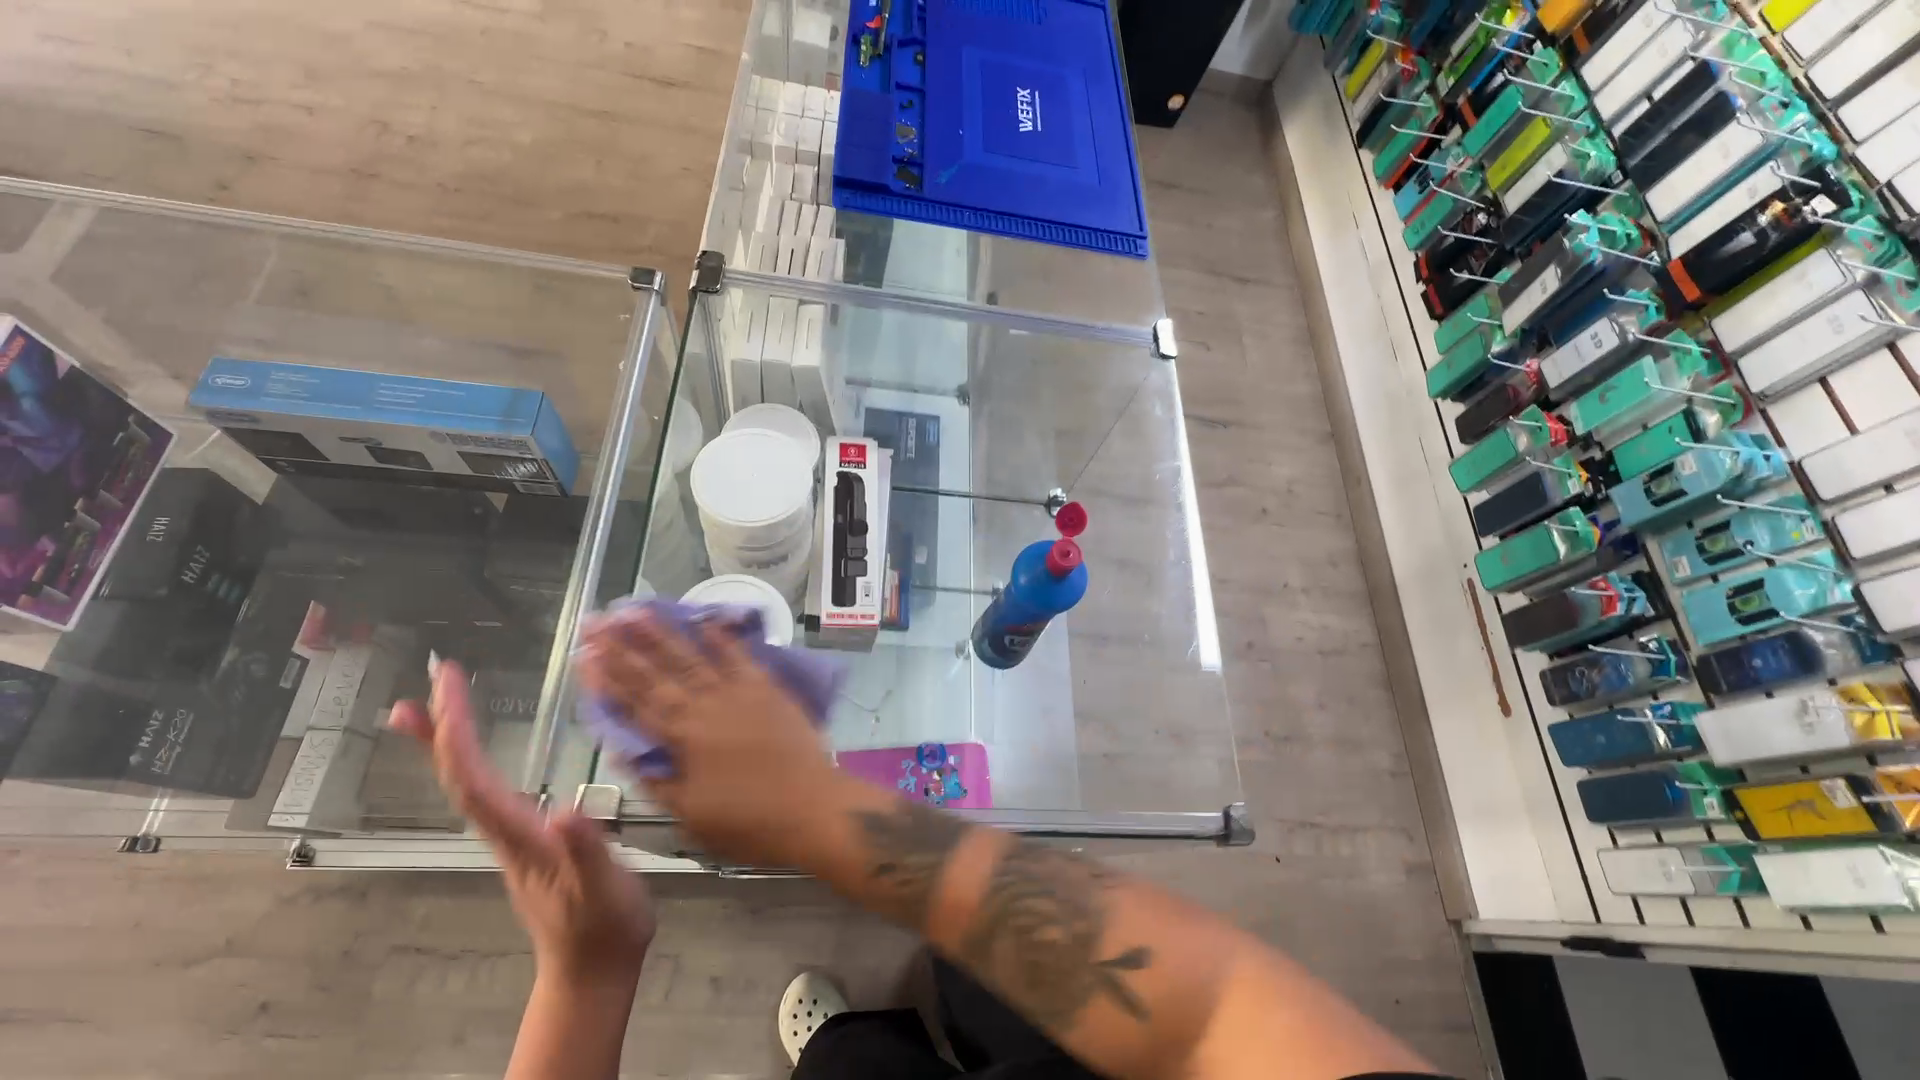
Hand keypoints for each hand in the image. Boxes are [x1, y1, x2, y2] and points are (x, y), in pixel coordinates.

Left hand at [390, 658, 654, 985]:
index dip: (456, 732)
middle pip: (459, 779)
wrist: (593, 972)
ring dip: (451, 744)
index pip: (474, 780)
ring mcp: (513, 840)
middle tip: (425, 686)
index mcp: (519, 837)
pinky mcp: (527, 843)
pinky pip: (490, 794)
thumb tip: (567, 811)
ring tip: (435, 709)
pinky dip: (476, 763)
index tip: (448, 687)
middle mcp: (506, 834)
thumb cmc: (603, 928)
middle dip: (441, 730)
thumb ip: (587, 852)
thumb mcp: (605, 888)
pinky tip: (484, 756)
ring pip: (470, 785)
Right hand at [576, 610, 844, 868]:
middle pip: (658, 672)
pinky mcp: (768, 688)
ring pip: (693, 656)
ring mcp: (738, 692)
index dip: (608, 679)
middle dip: (624, 646)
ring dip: (663, 632)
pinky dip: (722, 636)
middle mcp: (705, 706)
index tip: (584, 655)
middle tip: (597, 620)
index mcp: (682, 739)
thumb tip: (624, 751)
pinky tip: (705, 618)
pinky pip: (740, 655)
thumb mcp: (690, 814)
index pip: (636, 703)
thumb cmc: (749, 823)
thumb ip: (656, 779)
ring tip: (637, 609)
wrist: (813, 809)